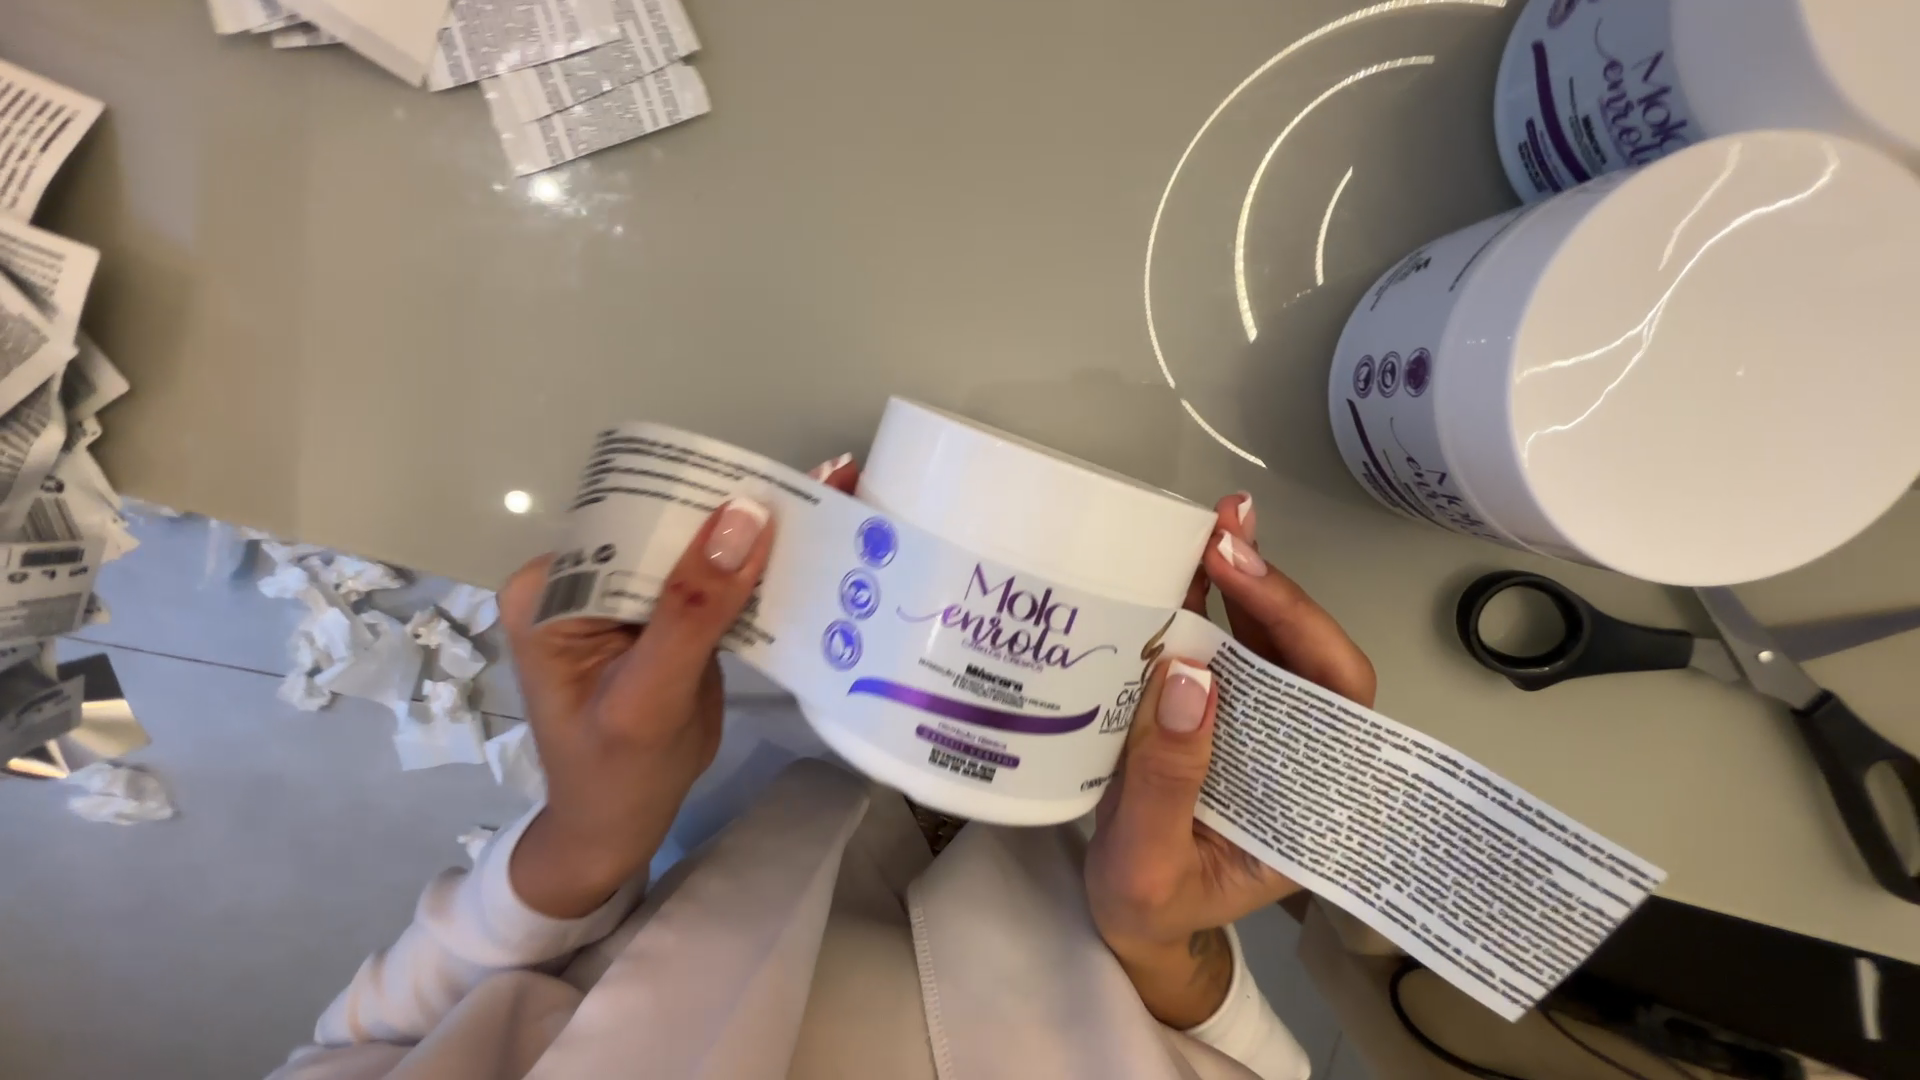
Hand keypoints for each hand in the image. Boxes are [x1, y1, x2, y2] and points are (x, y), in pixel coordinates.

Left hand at [497, 494, 777, 917]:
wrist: (623, 826)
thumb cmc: (618, 772)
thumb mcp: (651, 694)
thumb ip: (691, 610)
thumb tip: (744, 517)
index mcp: (551, 590)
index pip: (630, 524)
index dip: (700, 502)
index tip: (773, 481)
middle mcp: (584, 582)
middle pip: (669, 531)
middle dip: (738, 516)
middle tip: (819, 484)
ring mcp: (628, 600)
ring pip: (698, 554)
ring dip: (757, 540)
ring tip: (826, 503)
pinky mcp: (666, 618)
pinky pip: (714, 583)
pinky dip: (757, 575)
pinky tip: (807, 551)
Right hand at [1085, 493, 1374, 1026]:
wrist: (1125, 920)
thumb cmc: (1147, 906)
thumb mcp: (1151, 863)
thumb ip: (1170, 780)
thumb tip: (1189, 675)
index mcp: (1309, 799)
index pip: (1337, 698)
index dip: (1300, 628)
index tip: (1243, 574)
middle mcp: (1294, 752)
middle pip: (1305, 655)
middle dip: (1271, 586)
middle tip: (1227, 527)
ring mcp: (1250, 726)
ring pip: (1262, 641)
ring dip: (1239, 578)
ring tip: (1214, 523)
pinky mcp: (1207, 710)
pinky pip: (1213, 647)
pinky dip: (1200, 600)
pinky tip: (1184, 561)